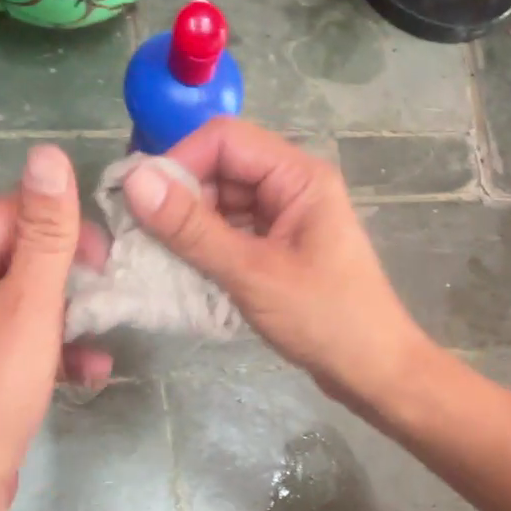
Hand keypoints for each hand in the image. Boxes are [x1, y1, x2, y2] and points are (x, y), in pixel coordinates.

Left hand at [0, 145, 112, 510]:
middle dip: (67, 277)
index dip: (61, 229)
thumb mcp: (29, 309)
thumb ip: (45, 234)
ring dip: (67, 317)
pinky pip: (15, 340)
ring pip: (21, 302)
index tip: (105, 260)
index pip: (8, 214)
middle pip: (15, 257)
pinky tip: (88, 371)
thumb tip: (49, 154)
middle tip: (108, 297)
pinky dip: (51, 350)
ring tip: (101, 340)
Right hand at [121, 117, 432, 405]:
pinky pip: (233, 235)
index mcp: (298, 176)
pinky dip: (206, 250)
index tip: (140, 201)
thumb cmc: (324, 319)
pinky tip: (183, 273)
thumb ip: (193, 229)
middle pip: (221, 170)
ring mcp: (287, 221)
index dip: (178, 161)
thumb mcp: (253, 273)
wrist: (374, 372)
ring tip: (156, 259)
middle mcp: (292, 188)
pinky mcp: (280, 252)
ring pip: (223, 206)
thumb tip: (135, 183)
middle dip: (180, 198)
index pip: (225, 139)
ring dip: (189, 228)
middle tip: (141, 237)